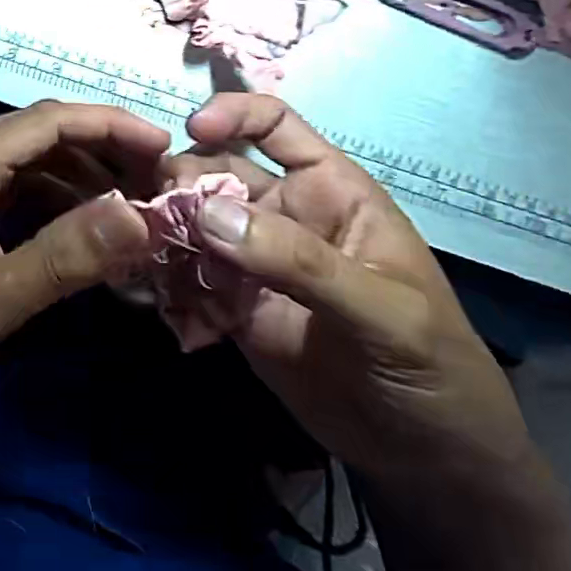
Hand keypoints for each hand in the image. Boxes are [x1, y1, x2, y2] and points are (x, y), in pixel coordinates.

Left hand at [0, 101, 166, 395]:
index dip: (111, 125)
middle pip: (51, 129)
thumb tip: (140, 218)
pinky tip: (96, 219)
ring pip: (44, 152)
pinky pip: (31, 177)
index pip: (52, 120)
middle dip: (108, 147)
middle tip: (156, 177)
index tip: (161, 145)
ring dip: (92, 171)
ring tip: (136, 200)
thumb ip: (66, 256)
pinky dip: (69, 192)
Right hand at [162, 94, 550, 500]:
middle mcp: (284, 214)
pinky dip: (165, 278)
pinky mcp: (234, 308)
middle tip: (151, 210)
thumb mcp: (381, 309)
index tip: (191, 128)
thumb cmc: (431, 363)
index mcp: (329, 189)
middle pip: (218, 172)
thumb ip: (299, 260)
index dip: (234, 113)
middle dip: (182, 182)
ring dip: (165, 229)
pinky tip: (149, 290)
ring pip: (196, 223)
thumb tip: (210, 212)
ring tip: (140, 249)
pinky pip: (189, 277)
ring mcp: (254, 262)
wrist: (426, 458)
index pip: (276, 125)